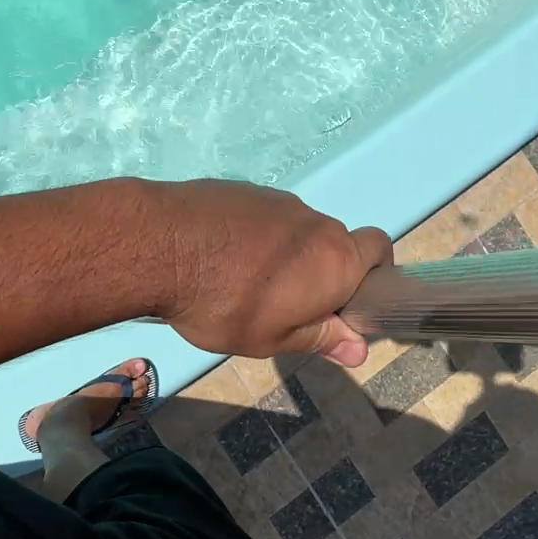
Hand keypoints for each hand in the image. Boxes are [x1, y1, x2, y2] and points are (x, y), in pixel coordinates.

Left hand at [149, 180, 390, 366]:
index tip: (339, 301)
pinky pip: (259, 216)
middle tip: (283, 301)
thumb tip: (359, 349)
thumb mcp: (270, 338)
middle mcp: (313, 222)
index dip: (369, 273)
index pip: (379, 250)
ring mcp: (274, 199)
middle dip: (317, 269)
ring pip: (293, 229)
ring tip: (240, 280)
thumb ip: (319, 338)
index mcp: (335, 260)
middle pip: (332, 241)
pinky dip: (250, 235)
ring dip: (280, 252)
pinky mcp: (239, 189)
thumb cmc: (222, 303)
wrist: (158, 245)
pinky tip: (217, 256)